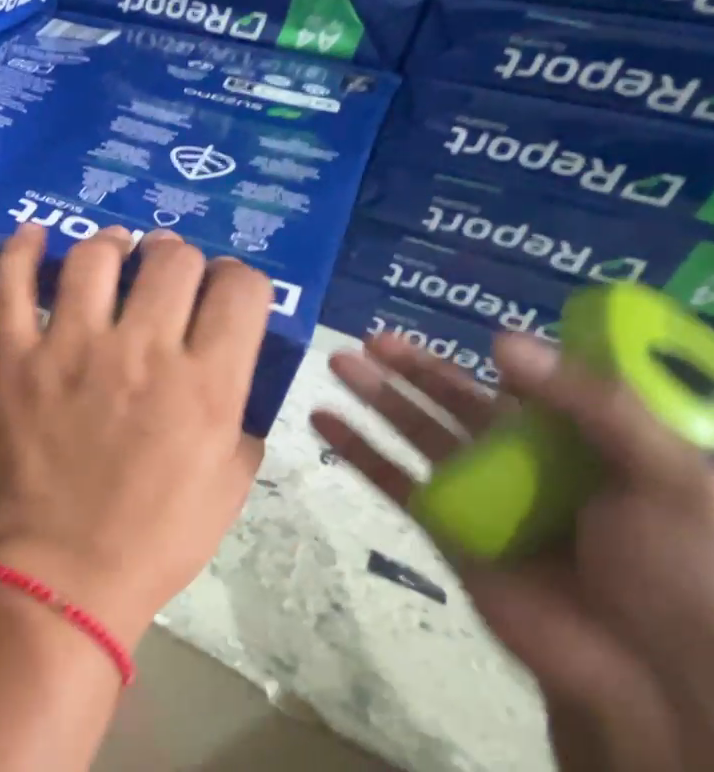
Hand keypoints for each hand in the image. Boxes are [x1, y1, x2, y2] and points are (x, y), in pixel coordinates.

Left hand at [0, 225, 274, 645]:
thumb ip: (239, 412)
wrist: (69, 562)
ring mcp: (70, 346)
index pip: (239, 288)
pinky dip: (20, 249)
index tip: (227, 290)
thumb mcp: (232, 481)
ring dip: (113, 243)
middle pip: (172, 260)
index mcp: (207, 382)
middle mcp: (141, 349)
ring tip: (117, 249)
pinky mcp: (16, 354)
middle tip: (169, 271)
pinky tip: (34, 233)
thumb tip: (227, 368)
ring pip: (95, 258)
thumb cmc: (160, 533)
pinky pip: (10, 284)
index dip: (240, 278)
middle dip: (180, 257)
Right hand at [313, 333, 713, 770]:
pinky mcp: (445, 526)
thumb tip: (501, 342)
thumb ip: (590, 404)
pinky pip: (392, 479)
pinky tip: (322, 419)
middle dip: (417, 370)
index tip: (463, 330)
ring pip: (419, 432)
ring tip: (338, 362)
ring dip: (378, 397)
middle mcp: (533, 463)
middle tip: (372, 338)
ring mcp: (484, 495)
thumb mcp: (666, 476)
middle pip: (464, 403)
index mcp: (594, 447)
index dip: (501, 359)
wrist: (645, 668)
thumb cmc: (680, 567)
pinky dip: (356, 449)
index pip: (540, 389)